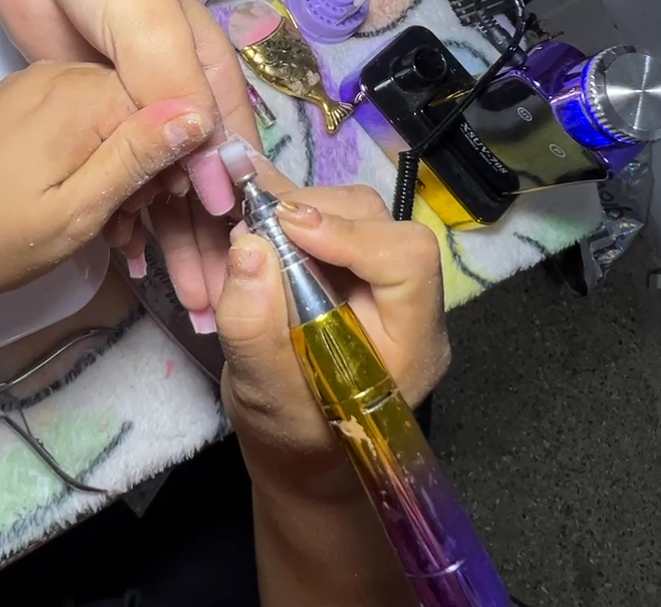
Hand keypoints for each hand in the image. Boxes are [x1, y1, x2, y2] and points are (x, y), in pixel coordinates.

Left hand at [0, 0, 259, 317]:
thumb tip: (219, 169)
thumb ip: (175, 98)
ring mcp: (122, 102)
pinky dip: (120, 205)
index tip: (236, 260)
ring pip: (151, 177)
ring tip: (177, 291)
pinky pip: (110, 168)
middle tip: (210, 297)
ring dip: (165, 229)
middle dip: (203, 232)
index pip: (226, 144)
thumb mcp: (144, 32)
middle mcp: (166, 88)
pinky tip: (126, 248)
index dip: (231, 202)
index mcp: (196, 67)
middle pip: (192, 173)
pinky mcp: (82, 111)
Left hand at [0, 61, 210, 305]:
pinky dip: (92, 161)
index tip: (167, 210)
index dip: (179, 159)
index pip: (169, 106)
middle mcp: (64, 76)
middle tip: (132, 225)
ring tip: (108, 227)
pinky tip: (82, 205)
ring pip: (113, 120)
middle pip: (142, 110)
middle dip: (152, 168)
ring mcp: (39, 86)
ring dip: (123, 171)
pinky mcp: (21, 104)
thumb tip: (198, 116)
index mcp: (83, 94)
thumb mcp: (74, 210)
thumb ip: (136, 156)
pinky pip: (80, 124)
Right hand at [216, 153, 450, 500]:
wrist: (301, 451)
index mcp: (411, 340)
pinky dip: (289, 214)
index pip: (407, 259)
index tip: (284, 227)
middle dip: (312, 212)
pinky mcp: (352, 263)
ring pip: (353, 210)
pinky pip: (329, 217)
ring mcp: (380, 277)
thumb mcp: (264, 395)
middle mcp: (407, 299)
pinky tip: (258, 229)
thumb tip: (248, 246)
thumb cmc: (292, 437)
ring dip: (298, 209)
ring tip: (251, 230)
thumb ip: (255, 330)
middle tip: (252, 225)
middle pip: (378, 222)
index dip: (348, 232)